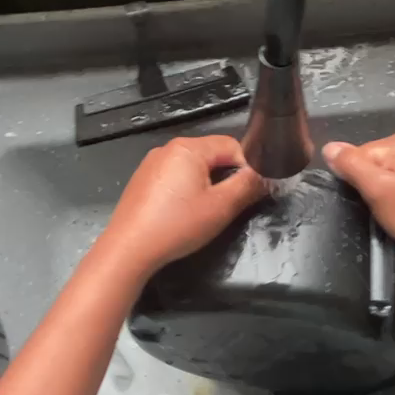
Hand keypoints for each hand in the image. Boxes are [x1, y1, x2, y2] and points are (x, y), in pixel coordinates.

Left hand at [95, 135, 267, 275]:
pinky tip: (182, 214)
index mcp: (188, 147)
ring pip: (192, 168)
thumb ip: (247, 186)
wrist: (128, 249)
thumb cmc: (177, 225)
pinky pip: (174, 178)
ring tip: (206, 213)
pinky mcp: (142, 181)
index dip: (247, 166)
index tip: (252, 190)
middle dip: (225, 176)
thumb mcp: (221, 207)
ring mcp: (151, 164)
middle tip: (230, 205)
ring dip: (206, 185)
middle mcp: (168, 148)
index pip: (231, 145)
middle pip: (211, 155)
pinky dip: (185, 192)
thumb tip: (266, 174)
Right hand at [322, 131, 394, 267]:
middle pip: (377, 162)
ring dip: (391, 193)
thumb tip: (329, 147)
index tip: (373, 201)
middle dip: (376, 186)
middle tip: (389, 210)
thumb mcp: (377, 191)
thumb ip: (351, 165)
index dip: (359, 181)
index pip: (360, 155)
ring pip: (394, 173)